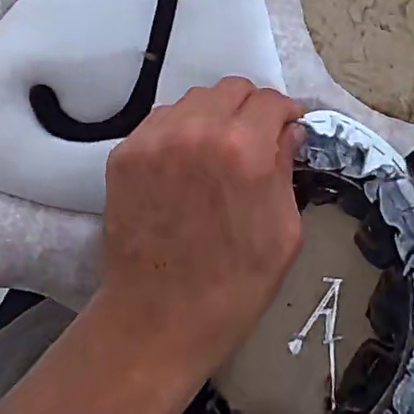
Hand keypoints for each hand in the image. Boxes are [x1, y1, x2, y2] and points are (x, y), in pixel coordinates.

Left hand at [0, 80, 305, 413]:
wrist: (158, 324)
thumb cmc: (236, 284)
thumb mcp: (285, 229)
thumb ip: (286, 167)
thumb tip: (289, 131)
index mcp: (244, 149)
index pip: (271, 100)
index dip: (284, 115)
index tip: (286, 131)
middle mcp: (198, 132)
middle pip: (232, 89)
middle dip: (251, 109)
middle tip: (254, 139)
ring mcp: (155, 141)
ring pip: (196, 99)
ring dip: (215, 116)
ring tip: (217, 151)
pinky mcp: (124, 155)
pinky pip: (163, 120)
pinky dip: (181, 130)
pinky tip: (185, 163)